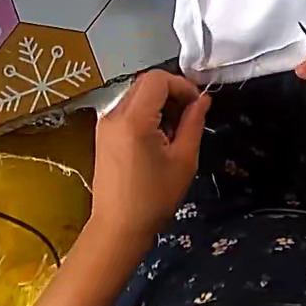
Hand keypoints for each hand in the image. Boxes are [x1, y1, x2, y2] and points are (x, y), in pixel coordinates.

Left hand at [91, 70, 209, 238]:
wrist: (118, 226)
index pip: (157, 79)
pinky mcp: (102, 132)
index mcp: (133, 120)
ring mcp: (105, 123)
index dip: (181, 85)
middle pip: (145, 83)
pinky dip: (145, 114)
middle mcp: (114, 115)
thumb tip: (202, 100)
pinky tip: (156, 138)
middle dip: (171, 93)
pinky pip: (127, 109)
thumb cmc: (153, 198)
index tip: (196, 104)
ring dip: (158, 103)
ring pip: (136, 95)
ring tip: (173, 132)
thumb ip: (194, 123)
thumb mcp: (184, 160)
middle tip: (187, 118)